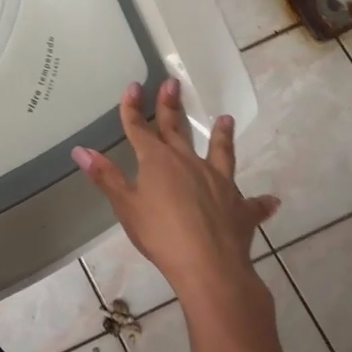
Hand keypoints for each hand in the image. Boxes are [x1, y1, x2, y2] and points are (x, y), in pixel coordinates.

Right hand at [73, 79, 278, 290]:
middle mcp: (188, 163)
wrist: (210, 268)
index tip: (133, 85)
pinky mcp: (240, 208)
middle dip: (171, 106)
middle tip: (173, 83)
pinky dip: (260, 202)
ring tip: (226, 119)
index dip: (132, 107)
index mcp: (157, 161)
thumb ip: (105, 176)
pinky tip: (271, 200)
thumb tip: (80, 149)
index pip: (139, 128)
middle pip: (177, 129)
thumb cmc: (161, 234)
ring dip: (222, 136)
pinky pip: (252, 203)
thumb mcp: (126, 206)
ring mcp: (218, 183)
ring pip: (220, 153)